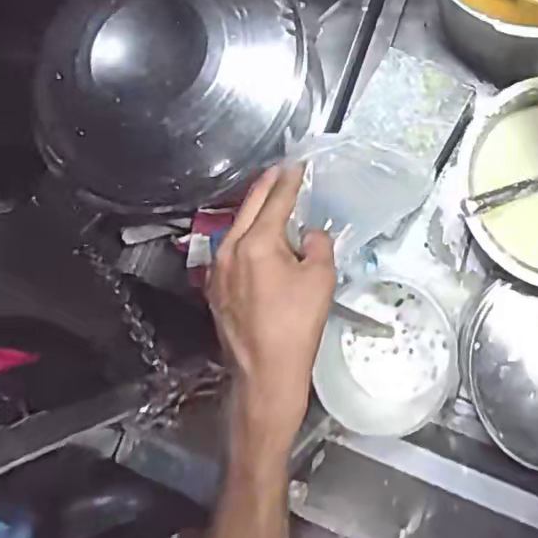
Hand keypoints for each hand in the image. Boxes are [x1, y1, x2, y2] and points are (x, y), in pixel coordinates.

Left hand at [205, 164, 335, 458]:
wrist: (266, 371)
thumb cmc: (297, 324)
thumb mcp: (321, 278)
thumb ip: (318, 246)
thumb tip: (309, 236)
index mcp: (256, 244)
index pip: (276, 201)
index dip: (288, 181)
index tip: (296, 166)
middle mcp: (230, 251)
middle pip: (249, 208)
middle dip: (267, 187)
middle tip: (280, 171)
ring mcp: (218, 270)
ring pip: (237, 228)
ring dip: (255, 211)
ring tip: (272, 200)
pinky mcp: (216, 289)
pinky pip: (232, 250)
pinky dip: (247, 236)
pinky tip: (260, 239)